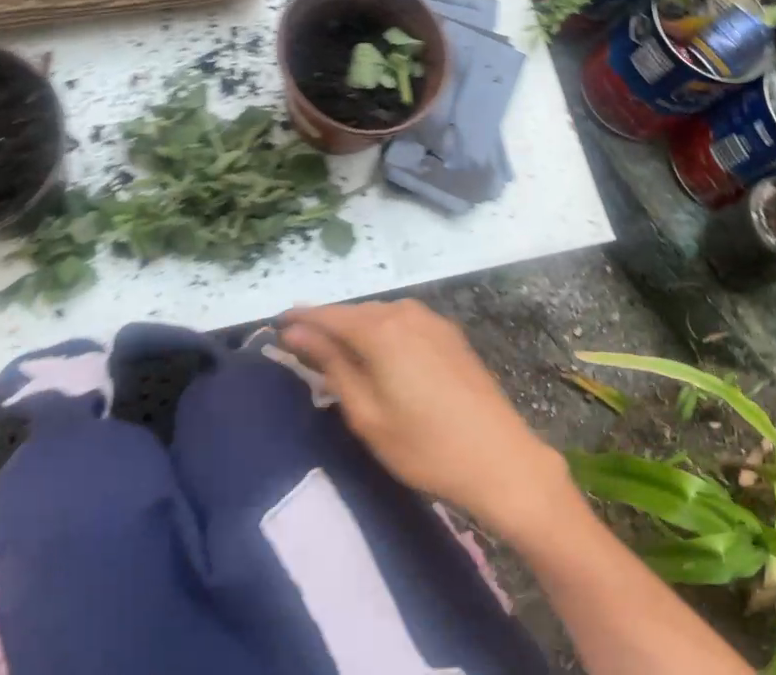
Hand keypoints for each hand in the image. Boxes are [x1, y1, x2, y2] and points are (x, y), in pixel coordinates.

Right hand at [279, 301, 577, 540]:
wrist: (502, 461)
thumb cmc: (425, 447)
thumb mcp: (366, 413)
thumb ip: (330, 365)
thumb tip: (295, 333)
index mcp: (380, 329)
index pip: (325, 314)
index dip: (297, 321)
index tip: (273, 331)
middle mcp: (406, 313)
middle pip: (353, 314)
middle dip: (325, 328)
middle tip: (300, 353)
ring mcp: (433, 322)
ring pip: (379, 319)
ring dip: (355, 334)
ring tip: (336, 361)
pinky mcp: (451, 337)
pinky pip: (403, 327)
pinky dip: (382, 338)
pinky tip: (379, 363)